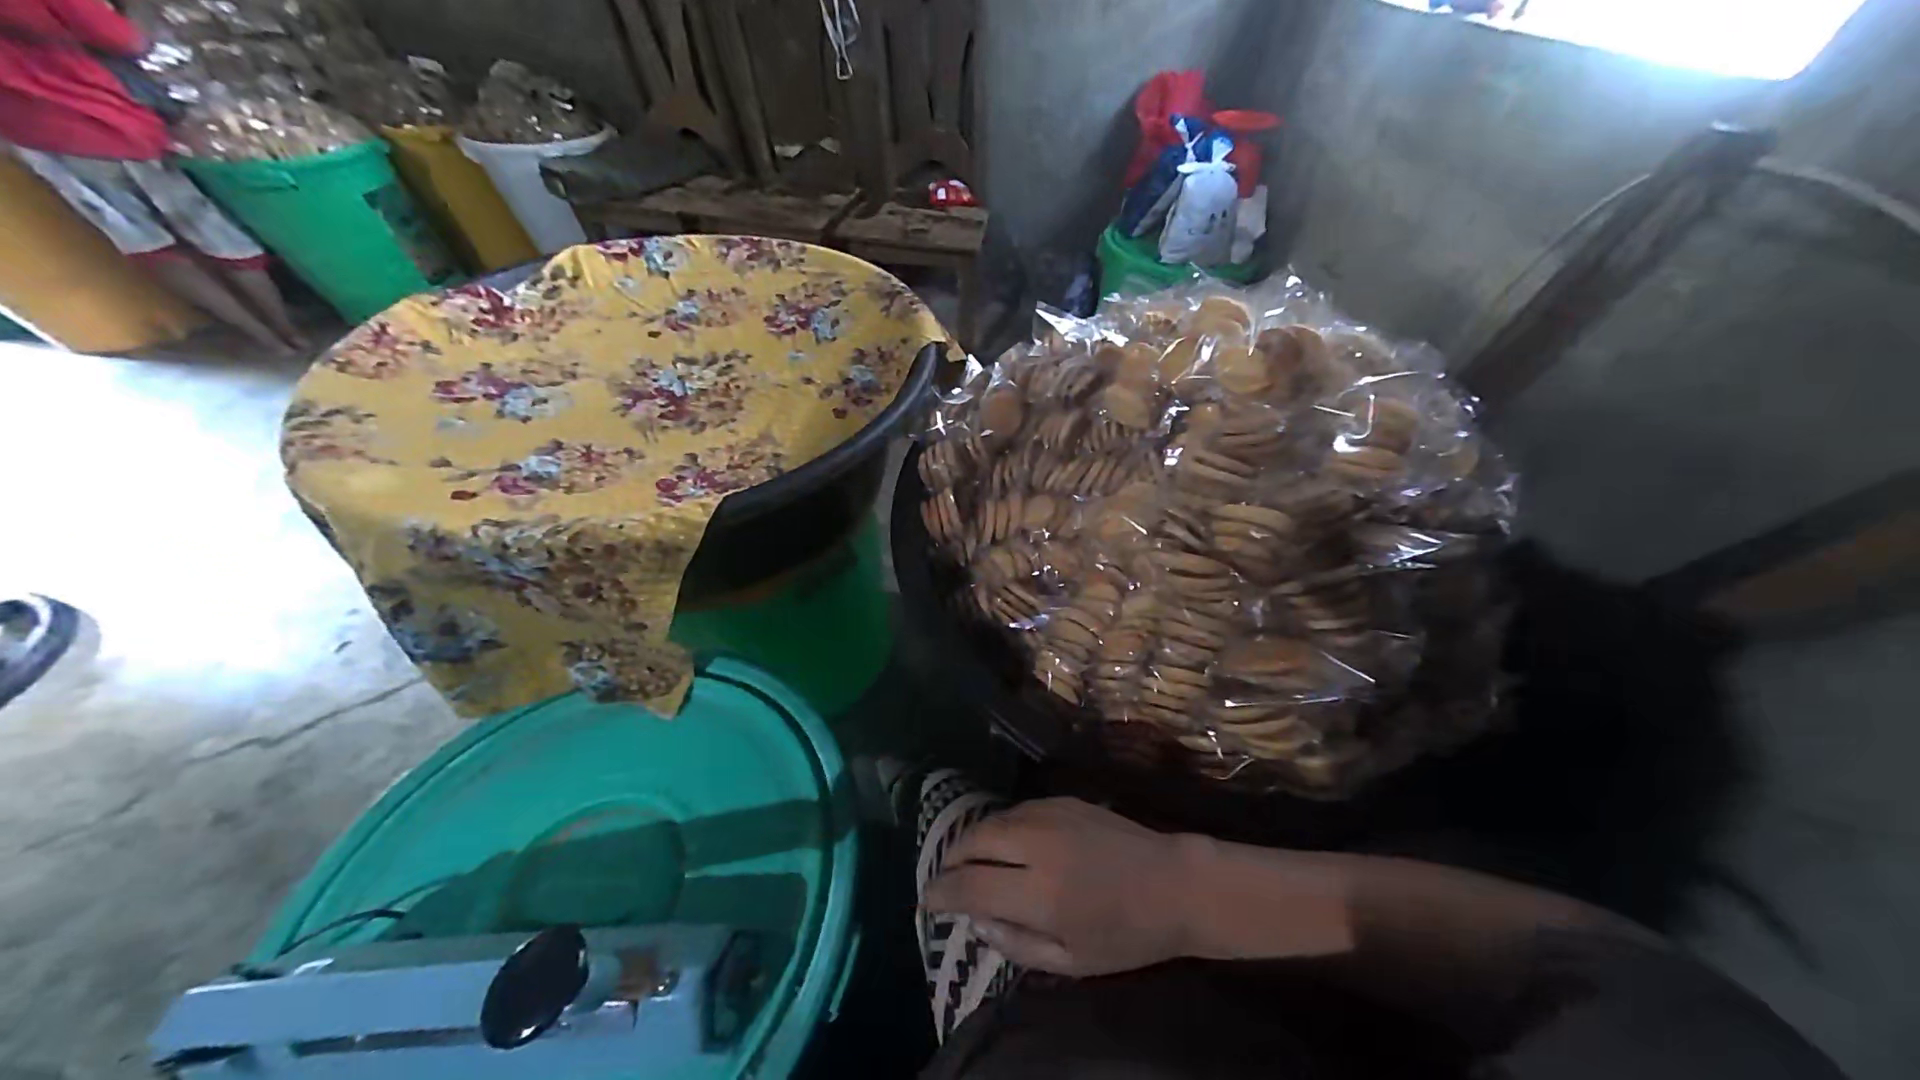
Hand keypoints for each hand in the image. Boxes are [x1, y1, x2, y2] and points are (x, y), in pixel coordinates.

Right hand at [922, 797, 1198, 975]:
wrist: (1176, 884)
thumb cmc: (1127, 935)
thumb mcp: (1071, 961)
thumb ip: (1016, 945)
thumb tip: (976, 921)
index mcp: (1040, 892)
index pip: (969, 885)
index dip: (941, 893)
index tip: (928, 901)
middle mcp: (1038, 845)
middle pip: (973, 840)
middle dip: (951, 859)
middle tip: (947, 877)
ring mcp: (1051, 815)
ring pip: (992, 819)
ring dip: (973, 839)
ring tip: (970, 859)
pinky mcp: (1065, 799)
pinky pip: (1016, 809)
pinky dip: (1000, 826)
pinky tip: (1004, 842)